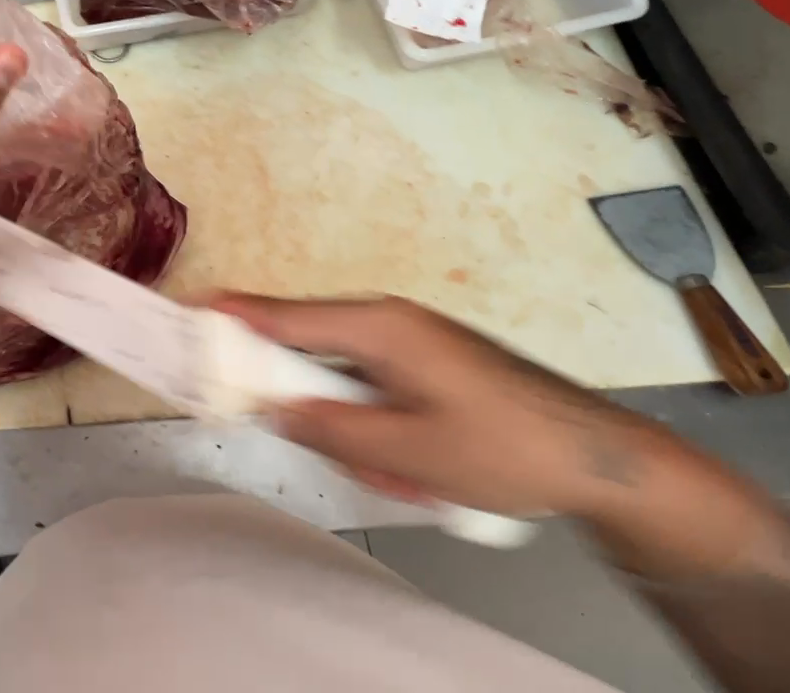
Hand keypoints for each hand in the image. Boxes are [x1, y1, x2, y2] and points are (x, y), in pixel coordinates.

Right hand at [211, 293, 789, 575]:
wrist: (607, 461)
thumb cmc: (506, 447)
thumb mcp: (406, 452)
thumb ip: (325, 427)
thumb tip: (271, 408)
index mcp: (377, 327)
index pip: (282, 315)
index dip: (229, 315)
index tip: (182, 312)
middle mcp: (386, 324)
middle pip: (309, 356)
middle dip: (318, 413)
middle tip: (360, 460)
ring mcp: (407, 345)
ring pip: (341, 384)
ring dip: (358, 434)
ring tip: (410, 477)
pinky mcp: (423, 367)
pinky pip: (372, 394)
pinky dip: (380, 432)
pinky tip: (421, 469)